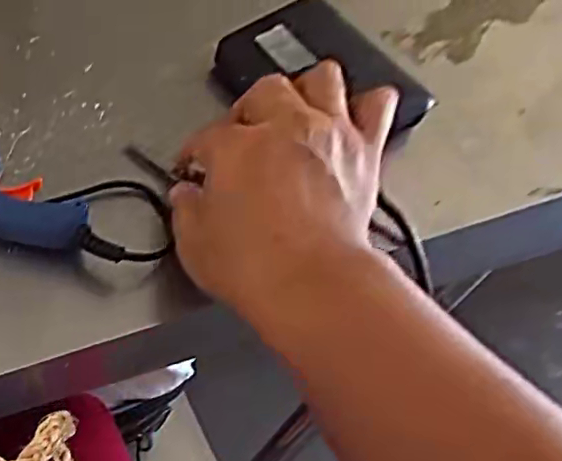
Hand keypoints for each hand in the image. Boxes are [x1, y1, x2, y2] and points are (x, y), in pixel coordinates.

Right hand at [168, 62, 399, 314]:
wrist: (305, 280)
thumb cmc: (251, 265)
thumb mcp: (194, 244)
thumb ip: (186, 210)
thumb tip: (185, 197)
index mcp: (236, 149)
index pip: (206, 137)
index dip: (192, 153)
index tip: (190, 167)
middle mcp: (285, 128)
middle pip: (264, 91)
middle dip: (244, 110)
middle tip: (236, 132)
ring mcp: (330, 133)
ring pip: (321, 78)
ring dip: (302, 90)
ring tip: (290, 112)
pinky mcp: (365, 150)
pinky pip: (377, 103)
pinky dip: (362, 104)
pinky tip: (346, 120)